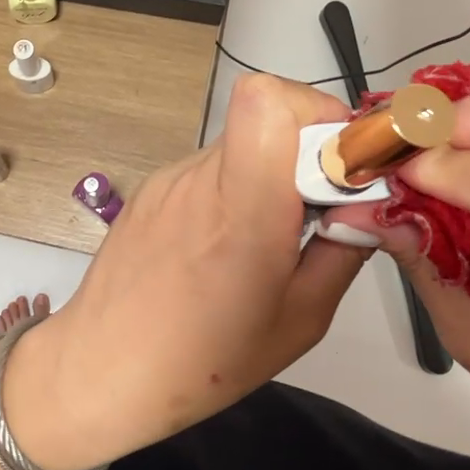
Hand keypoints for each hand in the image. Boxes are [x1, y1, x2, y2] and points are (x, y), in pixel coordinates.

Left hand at [13, 75, 372, 469]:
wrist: (102, 370)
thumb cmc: (204, 360)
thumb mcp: (300, 318)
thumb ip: (342, 251)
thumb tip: (367, 206)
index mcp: (242, 206)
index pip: (269, 99)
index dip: (316, 113)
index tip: (338, 164)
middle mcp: (199, 177)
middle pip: (264, 120)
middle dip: (305, 154)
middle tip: (314, 214)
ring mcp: (168, 180)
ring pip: (238, 148)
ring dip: (266, 177)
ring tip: (261, 244)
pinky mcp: (149, 192)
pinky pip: (206, 172)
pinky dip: (230, 193)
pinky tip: (220, 250)